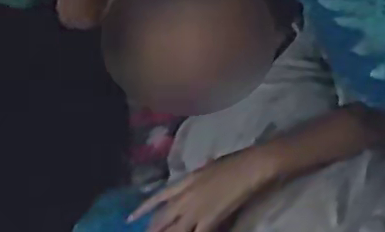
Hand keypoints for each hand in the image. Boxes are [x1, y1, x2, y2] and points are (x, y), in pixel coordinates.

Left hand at [129, 148, 274, 231]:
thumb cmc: (240, 159)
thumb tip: (201, 169)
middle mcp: (186, 197)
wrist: (255, 164)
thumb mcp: (217, 162)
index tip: (129, 219)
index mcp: (189, 180)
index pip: (160, 196)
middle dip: (153, 230)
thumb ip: (204, 171)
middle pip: (159, 221)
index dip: (144, 208)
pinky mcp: (206, 222)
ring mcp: (194, 212)